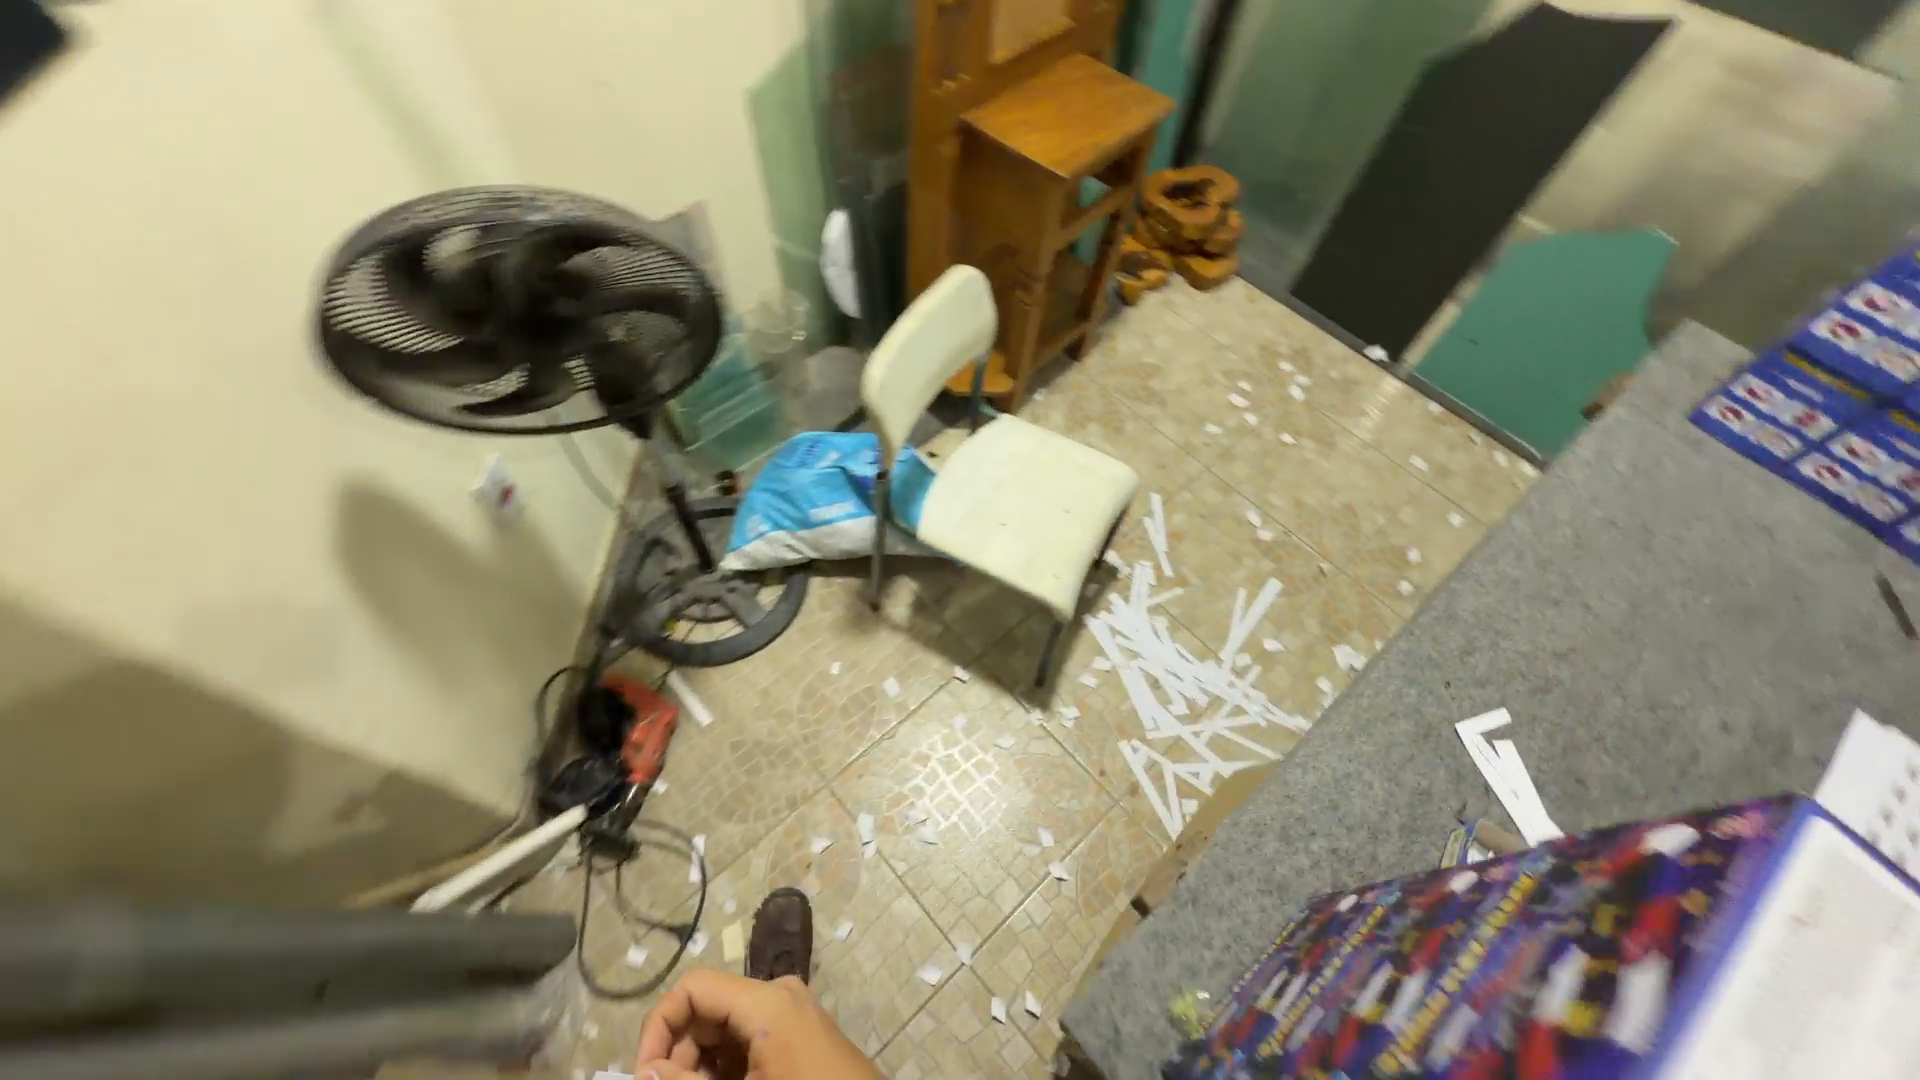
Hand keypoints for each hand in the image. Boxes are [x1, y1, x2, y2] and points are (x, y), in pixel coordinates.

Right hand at [634, 969, 882, 1079]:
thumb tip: (645, 1072)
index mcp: (766, 999)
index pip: (693, 987)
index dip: (658, 1027)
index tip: (644, 1077)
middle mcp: (778, 994)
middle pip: (708, 1009)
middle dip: (679, 1056)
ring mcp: (792, 1013)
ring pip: (725, 1029)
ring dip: (701, 1067)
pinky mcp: (798, 1035)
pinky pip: (748, 1042)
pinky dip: (725, 1069)